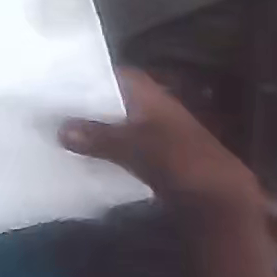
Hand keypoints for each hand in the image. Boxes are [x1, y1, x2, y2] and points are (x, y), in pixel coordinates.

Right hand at [61, 68, 266, 218]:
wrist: (221, 202)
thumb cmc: (180, 161)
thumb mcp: (134, 146)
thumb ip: (98, 136)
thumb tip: (60, 128)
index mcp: (152, 96)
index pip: (119, 75)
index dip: (92, 74)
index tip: (63, 78)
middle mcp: (155, 110)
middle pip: (116, 100)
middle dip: (89, 102)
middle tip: (55, 105)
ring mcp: (158, 135)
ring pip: (119, 124)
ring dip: (97, 128)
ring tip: (63, 129)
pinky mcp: (158, 159)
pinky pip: (125, 147)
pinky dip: (107, 149)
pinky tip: (86, 155)